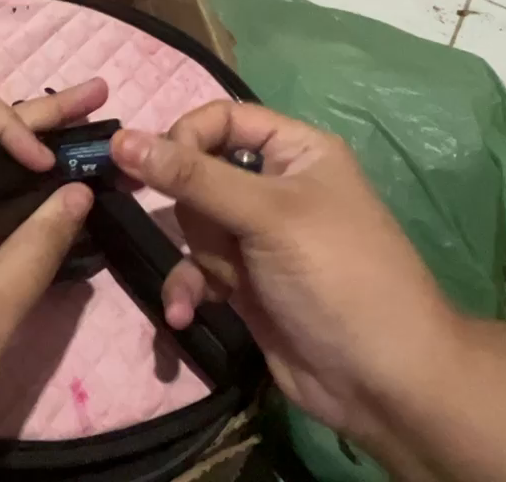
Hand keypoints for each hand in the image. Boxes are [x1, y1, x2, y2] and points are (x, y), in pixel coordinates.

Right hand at [109, 102, 459, 451]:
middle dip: (200, 216)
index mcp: (295, 151)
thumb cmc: (337, 277)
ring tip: (227, 286)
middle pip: (198, 173)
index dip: (185, 138)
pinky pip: (195, 268)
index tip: (158, 167)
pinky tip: (186, 314)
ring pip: (192, 224)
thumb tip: (120, 139)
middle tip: (225, 241)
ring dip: (198, 259)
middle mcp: (273, 186)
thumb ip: (191, 176)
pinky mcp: (244, 281)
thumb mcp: (266, 216)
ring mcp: (257, 236)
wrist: (386, 387)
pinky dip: (189, 289)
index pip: (220, 118)